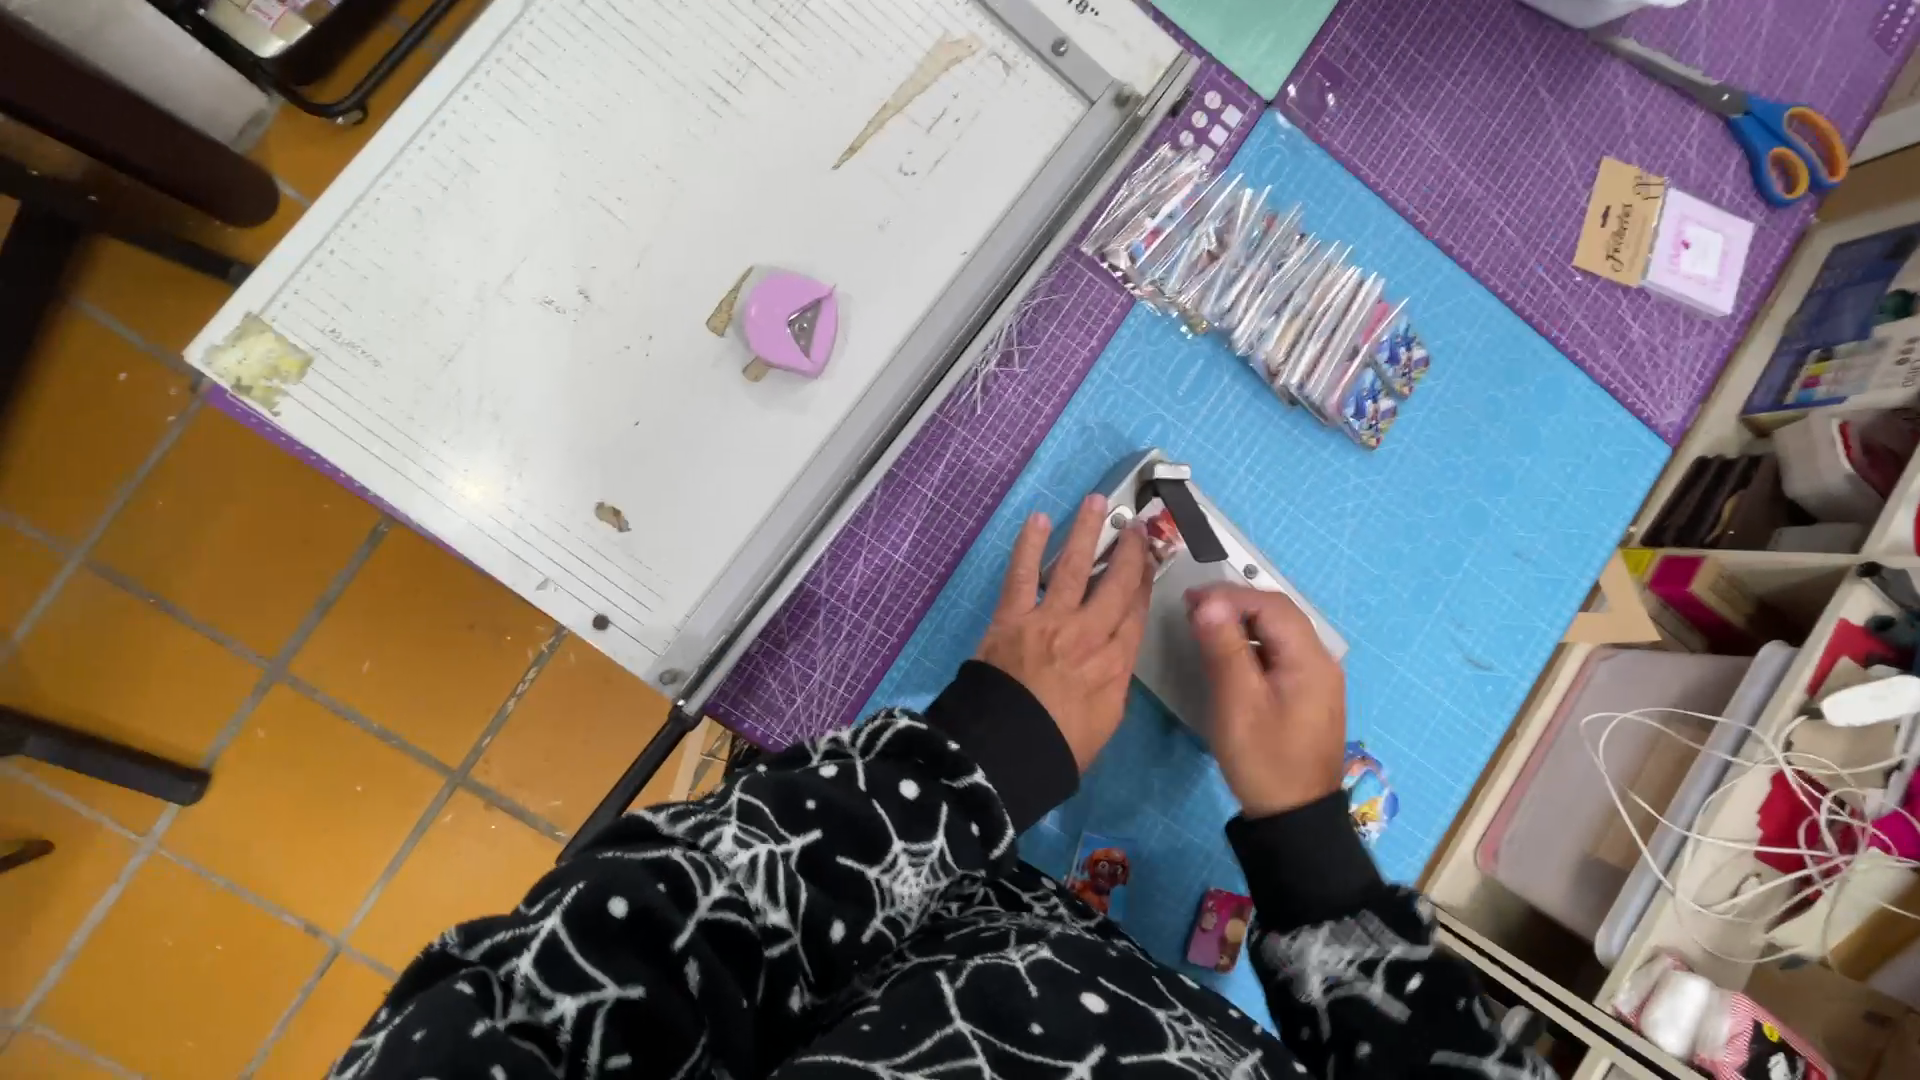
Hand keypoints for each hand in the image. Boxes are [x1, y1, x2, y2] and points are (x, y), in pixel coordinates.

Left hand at [976, 495, 1154, 770]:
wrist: (1005, 752)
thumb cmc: (1058, 747)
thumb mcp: (1105, 722)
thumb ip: (1112, 682)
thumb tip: (1111, 658)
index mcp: (1114, 665)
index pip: (1134, 613)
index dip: (1143, 582)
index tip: (1149, 559)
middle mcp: (1088, 635)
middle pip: (1114, 585)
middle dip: (1127, 552)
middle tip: (1133, 526)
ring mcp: (1049, 622)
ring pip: (1073, 568)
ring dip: (1085, 532)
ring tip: (1096, 502)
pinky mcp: (1011, 617)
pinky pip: (1022, 574)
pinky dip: (1029, 545)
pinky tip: (1039, 521)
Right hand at [1186, 585, 1346, 817]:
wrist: (1294, 816)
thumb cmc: (1264, 758)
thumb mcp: (1237, 702)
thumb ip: (1224, 648)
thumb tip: (1207, 602)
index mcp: (1310, 660)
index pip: (1271, 605)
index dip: (1230, 595)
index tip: (1190, 600)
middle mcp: (1321, 662)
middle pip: (1278, 614)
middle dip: (1235, 604)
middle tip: (1192, 609)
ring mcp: (1317, 679)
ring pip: (1279, 632)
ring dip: (1242, 622)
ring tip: (1204, 626)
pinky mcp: (1307, 694)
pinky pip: (1280, 653)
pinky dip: (1252, 643)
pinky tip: (1227, 653)